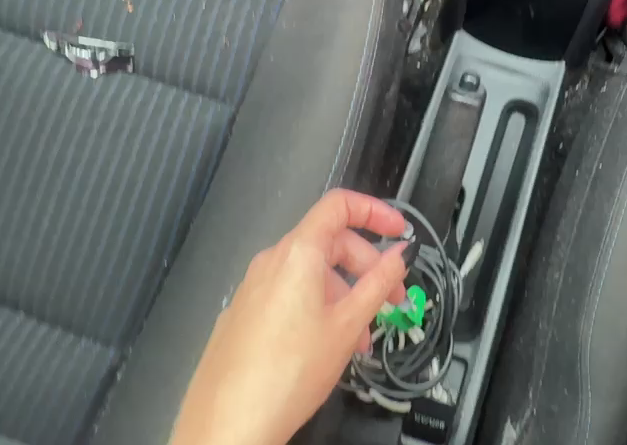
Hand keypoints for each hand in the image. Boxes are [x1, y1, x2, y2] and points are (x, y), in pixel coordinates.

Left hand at [173, 190, 410, 444]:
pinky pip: (289, 296)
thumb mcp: (348, 324)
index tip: (399, 232)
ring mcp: (253, 288)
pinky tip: (327, 348)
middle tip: (391, 300)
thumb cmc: (290, 372)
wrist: (225, 430)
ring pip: (311, 274)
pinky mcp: (242, 316)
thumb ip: (380, 281)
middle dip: (366, 266)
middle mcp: (272, 261)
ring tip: (360, 339)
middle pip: (330, 242)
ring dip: (344, 295)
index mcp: (298, 252)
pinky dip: (317, 308)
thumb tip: (402, 253)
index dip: (375, 211)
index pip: (340, 204)